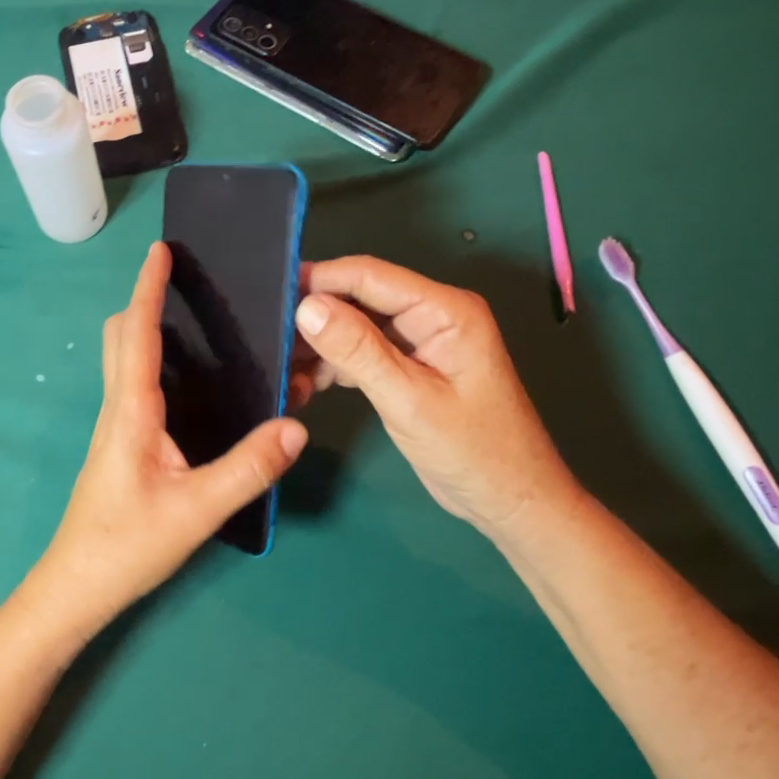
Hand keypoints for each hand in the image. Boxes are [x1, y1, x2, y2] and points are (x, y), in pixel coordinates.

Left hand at [25, 243, 307, 636]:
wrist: (76, 588)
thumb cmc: (127, 545)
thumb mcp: (197, 509)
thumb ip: (248, 468)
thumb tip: (295, 426)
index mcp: (131, 412)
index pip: (137, 334)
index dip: (147, 289)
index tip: (160, 250)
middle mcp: (118, 411)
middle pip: (119, 340)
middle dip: (143, 304)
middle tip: (181, 286)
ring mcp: (115, 431)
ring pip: (123, 365)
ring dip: (146, 333)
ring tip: (193, 326)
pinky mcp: (120, 450)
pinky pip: (134, 390)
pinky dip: (153, 366)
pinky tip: (189, 388)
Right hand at [293, 257, 580, 543]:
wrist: (510, 501)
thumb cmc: (473, 451)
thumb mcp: (409, 401)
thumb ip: (358, 352)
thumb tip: (307, 308)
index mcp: (444, 311)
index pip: (370, 277)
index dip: (319, 280)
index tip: (270, 294)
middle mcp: (431, 316)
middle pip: (359, 299)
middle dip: (314, 316)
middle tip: (267, 339)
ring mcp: (419, 343)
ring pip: (355, 328)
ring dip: (319, 347)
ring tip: (280, 369)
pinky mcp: (409, 369)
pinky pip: (362, 354)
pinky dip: (333, 367)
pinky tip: (302, 386)